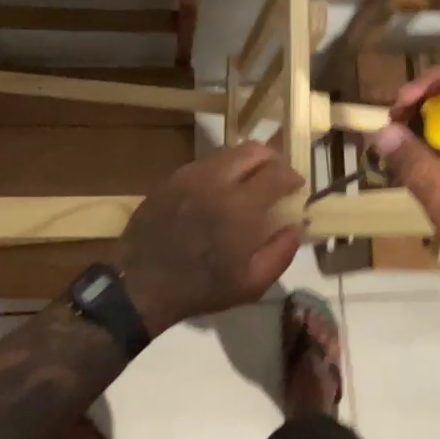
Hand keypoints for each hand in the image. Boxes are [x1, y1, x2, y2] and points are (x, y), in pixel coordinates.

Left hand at [113, 142, 305, 331]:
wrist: (142, 283)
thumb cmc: (201, 288)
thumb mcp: (251, 284)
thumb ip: (281, 252)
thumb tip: (297, 225)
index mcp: (241, 208)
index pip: (277, 173)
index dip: (293, 176)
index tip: (297, 187)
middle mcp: (217, 181)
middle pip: (254, 150)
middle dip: (272, 159)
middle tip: (275, 177)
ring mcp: (191, 175)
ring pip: (228, 151)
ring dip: (246, 161)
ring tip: (249, 181)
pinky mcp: (172, 177)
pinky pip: (205, 162)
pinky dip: (221, 168)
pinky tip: (219, 189)